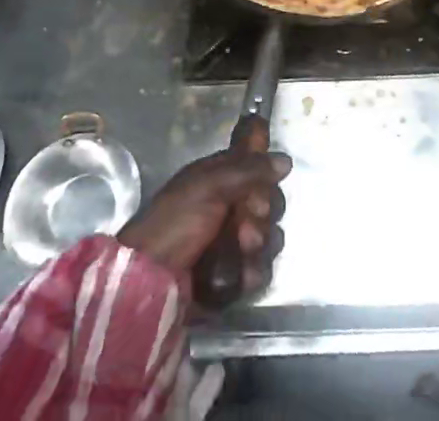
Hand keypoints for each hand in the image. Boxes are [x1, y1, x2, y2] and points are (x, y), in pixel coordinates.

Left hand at [118, 118, 290, 305]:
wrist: (153, 277)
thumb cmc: (176, 220)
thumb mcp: (208, 185)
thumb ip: (248, 170)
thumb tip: (285, 160)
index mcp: (220, 178)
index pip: (257, 167)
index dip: (265, 174)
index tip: (264, 182)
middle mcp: (230, 205)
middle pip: (270, 202)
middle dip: (262, 213)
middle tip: (245, 222)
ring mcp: (234, 241)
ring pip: (270, 236)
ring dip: (258, 243)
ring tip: (240, 248)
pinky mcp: (236, 273)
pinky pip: (262, 268)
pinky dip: (252, 271)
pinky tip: (241, 274)